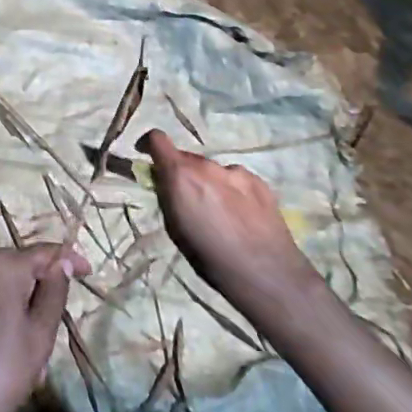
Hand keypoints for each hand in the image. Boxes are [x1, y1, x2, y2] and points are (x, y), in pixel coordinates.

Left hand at [0, 243, 90, 411]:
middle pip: (21, 264)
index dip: (69, 259)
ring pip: (1, 281)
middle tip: (57, 319)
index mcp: (2, 264)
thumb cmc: (5, 368)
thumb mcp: (41, 331)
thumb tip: (60, 262)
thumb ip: (55, 290)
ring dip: (21, 298)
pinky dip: (0, 307)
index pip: (45, 251)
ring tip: (33, 337)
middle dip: (42, 284)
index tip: (88, 271)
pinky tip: (5, 340)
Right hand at [139, 129, 320, 311]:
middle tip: (188, 199)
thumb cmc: (209, 256)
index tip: (147, 155)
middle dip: (182, 173)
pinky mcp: (260, 181)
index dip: (149, 145)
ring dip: (209, 182)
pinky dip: (232, 190)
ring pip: (214, 170)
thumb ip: (168, 196)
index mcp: (181, 175)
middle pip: (187, 159)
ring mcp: (237, 171)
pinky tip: (242, 214)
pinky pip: (236, 179)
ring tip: (220, 211)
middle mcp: (208, 166)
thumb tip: (165, 182)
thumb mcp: (174, 227)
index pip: (157, 140)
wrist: (264, 271)